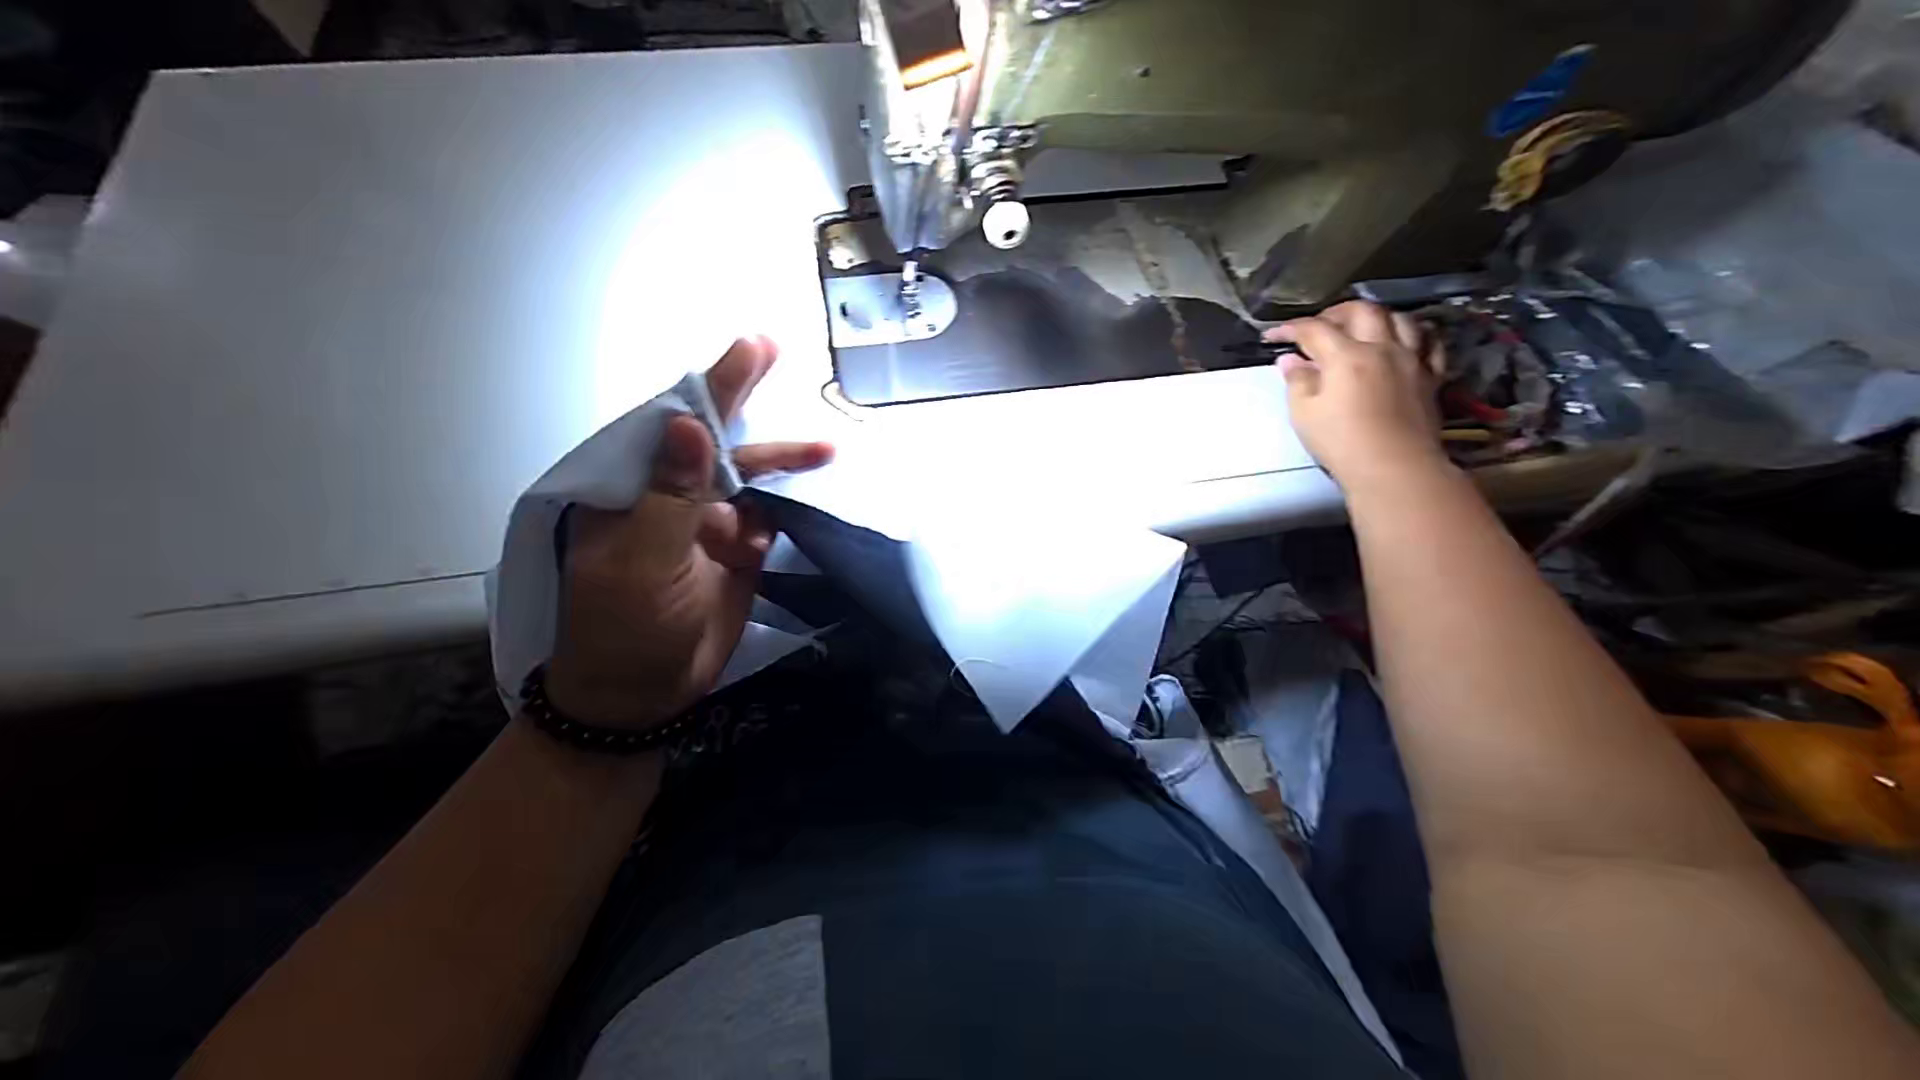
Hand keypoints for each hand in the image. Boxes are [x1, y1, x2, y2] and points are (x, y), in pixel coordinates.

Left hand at [545, 337, 833, 729]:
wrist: (643, 695)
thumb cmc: (623, 629)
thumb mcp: (641, 562)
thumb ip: (670, 494)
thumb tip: (686, 423)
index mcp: (630, 491)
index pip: (674, 425)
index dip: (713, 386)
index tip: (750, 349)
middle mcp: (668, 497)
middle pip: (719, 443)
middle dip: (750, 408)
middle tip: (778, 354)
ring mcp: (705, 526)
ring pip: (750, 481)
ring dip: (781, 469)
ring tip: (822, 454)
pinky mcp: (734, 553)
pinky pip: (765, 520)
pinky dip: (776, 519)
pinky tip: (768, 541)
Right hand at [1266, 300, 1448, 492]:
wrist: (1394, 467)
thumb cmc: (1341, 441)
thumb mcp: (1304, 414)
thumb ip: (1297, 381)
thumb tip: (1290, 361)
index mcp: (1346, 356)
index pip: (1314, 330)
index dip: (1290, 328)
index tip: (1273, 335)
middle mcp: (1382, 348)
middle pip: (1362, 311)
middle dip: (1336, 312)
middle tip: (1320, 325)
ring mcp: (1411, 360)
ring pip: (1400, 320)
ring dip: (1377, 317)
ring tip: (1362, 329)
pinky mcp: (1431, 377)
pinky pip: (1430, 344)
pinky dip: (1415, 336)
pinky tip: (1405, 342)